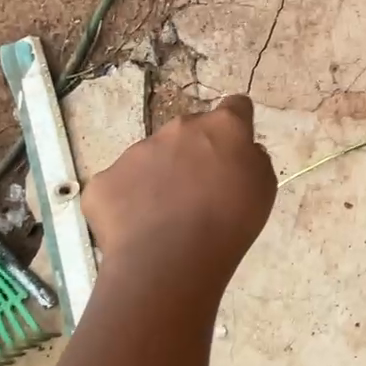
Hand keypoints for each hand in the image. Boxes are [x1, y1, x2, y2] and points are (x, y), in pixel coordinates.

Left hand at [83, 95, 276, 286]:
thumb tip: (238, 154)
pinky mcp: (102, 181)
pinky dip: (128, 198)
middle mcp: (179, 128)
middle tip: (200, 185)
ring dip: (160, 172)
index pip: (235, 105)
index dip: (237, 124)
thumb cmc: (232, 219)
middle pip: (189, 130)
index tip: (236, 146)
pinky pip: (119, 183)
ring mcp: (135, 153)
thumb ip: (252, 158)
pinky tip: (138, 223)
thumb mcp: (264, 184)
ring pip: (152, 155)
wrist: (171, 259)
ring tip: (165, 211)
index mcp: (223, 125)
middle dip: (194, 149)